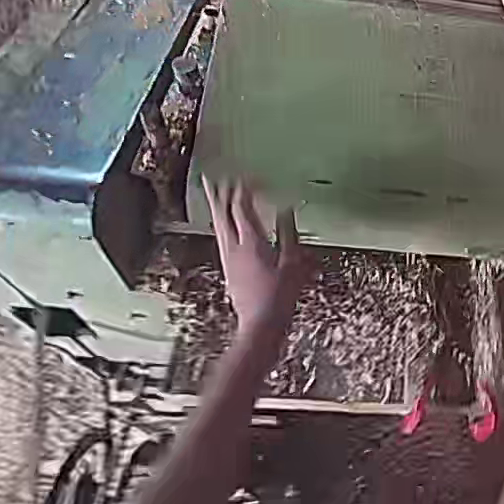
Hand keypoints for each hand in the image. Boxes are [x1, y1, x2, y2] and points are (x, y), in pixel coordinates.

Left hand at [202, 177, 305, 339]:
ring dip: (216, 206)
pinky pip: (221, 237)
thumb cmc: (279, 297)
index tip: (245, 176)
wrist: (260, 327)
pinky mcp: (227, 268)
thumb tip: (285, 209)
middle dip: (218, 193)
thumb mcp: (292, 262)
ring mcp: (228, 259)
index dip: (242, 189)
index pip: (242, 207)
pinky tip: (223, 225)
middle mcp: (234, 248)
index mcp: (251, 242)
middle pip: (221, 213)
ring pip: (217, 225)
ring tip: (213, 194)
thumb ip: (287, 232)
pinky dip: (221, 223)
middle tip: (212, 176)